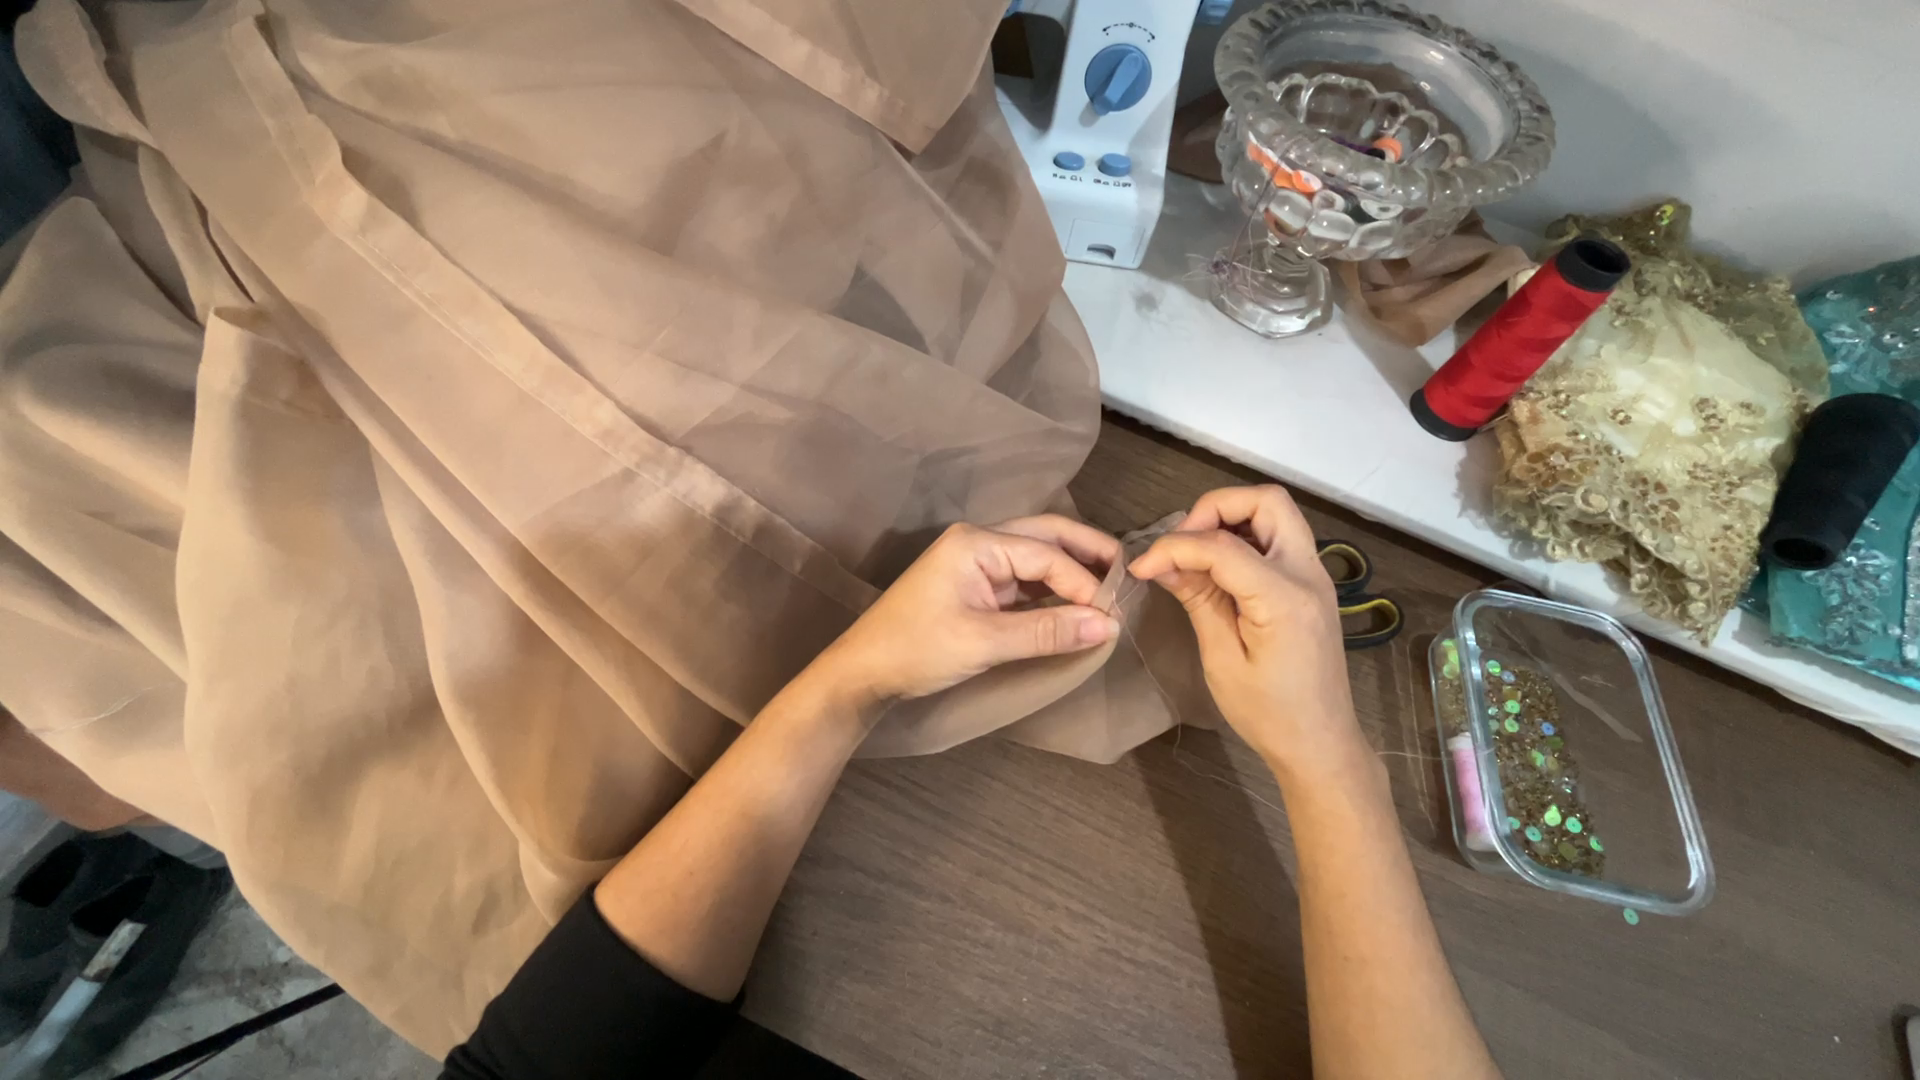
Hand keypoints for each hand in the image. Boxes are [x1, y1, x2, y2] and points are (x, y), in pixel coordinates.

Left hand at [812, 516, 1122, 707]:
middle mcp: (979, 542)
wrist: (863, 672)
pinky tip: (1075, 607)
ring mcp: (976, 563)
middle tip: (1127, 576)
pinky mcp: (976, 587)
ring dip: (1071, 572)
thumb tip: (1107, 625)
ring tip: (1109, 592)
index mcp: (977, 542)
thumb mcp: (984, 642)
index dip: (1084, 583)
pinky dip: (1051, 591)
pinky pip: (1024, 579)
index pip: (1046, 553)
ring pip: (1037, 556)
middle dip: (1087, 554)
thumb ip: (1046, 632)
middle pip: (1046, 536)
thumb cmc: (917, 650)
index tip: (1112, 614)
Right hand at [1127, 485, 1362, 778]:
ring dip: (1231, 518)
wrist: (1321, 743)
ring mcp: (1315, 575)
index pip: (1221, 546)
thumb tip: (1161, 563)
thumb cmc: (1268, 713)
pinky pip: (1278, 536)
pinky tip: (1218, 568)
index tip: (1141, 568)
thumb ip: (1198, 599)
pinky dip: (1245, 536)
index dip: (1173, 547)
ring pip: (1275, 512)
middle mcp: (1307, 573)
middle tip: (1182, 545)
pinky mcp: (1311, 583)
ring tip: (1196, 554)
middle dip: (1214, 509)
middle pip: (1266, 501)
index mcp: (1284, 597)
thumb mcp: (1222, 658)